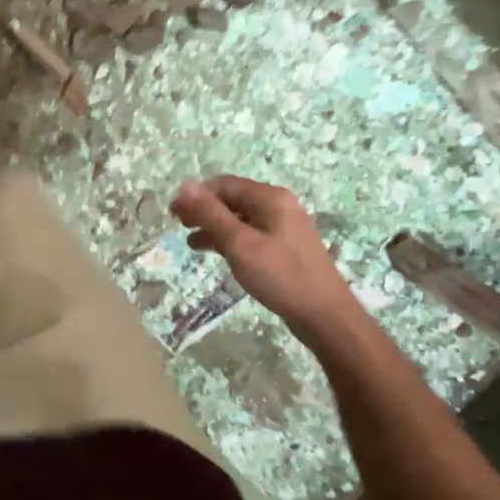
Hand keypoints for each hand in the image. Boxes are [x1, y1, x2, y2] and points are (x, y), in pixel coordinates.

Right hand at [171, 176, 361, 337]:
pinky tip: (218, 253)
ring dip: (215, 226)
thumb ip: (210, 213)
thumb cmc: (280, 275)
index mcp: (270, 198)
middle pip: (232, 199)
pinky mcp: (286, 246)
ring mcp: (285, 226)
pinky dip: (231, 239)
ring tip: (192, 243)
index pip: (224, 184)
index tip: (174, 215)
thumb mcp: (239, 243)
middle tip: (181, 227)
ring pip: (240, 218)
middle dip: (204, 211)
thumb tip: (185, 185)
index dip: (196, 196)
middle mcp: (279, 205)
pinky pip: (251, 233)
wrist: (325, 315)